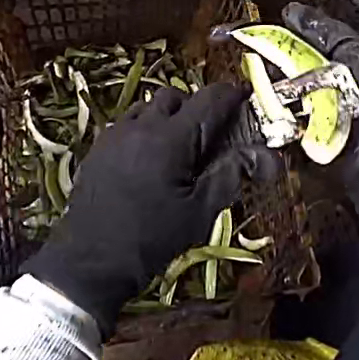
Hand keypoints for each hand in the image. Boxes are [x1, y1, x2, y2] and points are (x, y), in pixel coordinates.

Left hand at [23, 83, 271, 331]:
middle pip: (178, 96)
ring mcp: (114, 135)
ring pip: (149, 107)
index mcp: (170, 138)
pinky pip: (128, 124)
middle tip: (213, 137)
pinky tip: (151, 161)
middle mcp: (140, 126)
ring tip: (181, 150)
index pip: (210, 99)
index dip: (233, 96)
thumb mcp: (200, 212)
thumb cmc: (151, 240)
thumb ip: (233, 174)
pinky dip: (146, 130)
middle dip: (199, 108)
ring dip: (170, 117)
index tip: (247, 101)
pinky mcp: (98, 148)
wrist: (88, 263)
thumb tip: (269, 156)